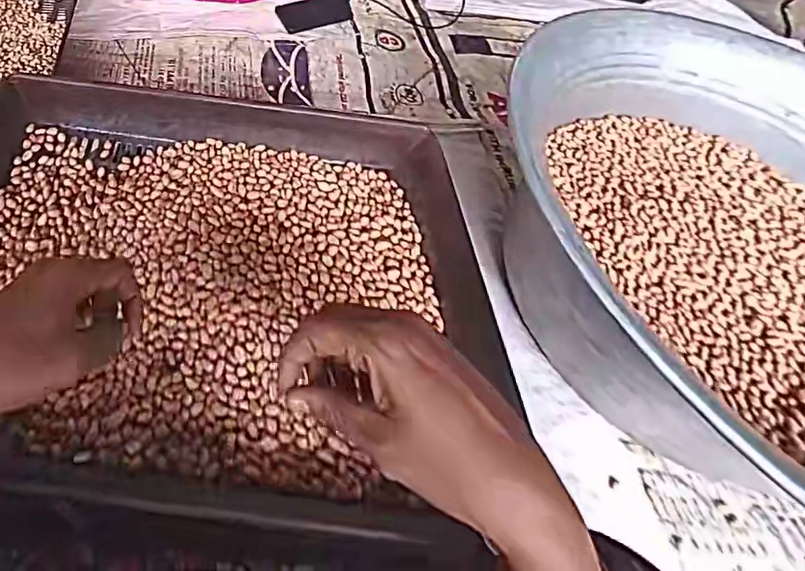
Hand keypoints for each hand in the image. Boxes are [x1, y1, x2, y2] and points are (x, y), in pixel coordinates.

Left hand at [0, 257, 141, 432]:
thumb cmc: (18, 364)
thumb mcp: (77, 357)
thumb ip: (110, 339)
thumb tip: (120, 330)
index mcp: (68, 273)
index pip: (120, 270)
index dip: (134, 301)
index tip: (132, 334)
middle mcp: (50, 268)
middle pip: (100, 275)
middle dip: (113, 307)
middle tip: (111, 342)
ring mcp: (31, 281)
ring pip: (78, 287)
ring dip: (93, 313)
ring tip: (87, 348)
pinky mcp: (17, 298)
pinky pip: (57, 297)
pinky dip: (70, 316)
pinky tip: (61, 347)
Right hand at [278, 306, 598, 570]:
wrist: (519, 486)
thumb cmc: (461, 468)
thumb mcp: (379, 441)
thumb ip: (330, 408)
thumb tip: (301, 395)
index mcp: (386, 343)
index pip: (317, 329)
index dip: (291, 356)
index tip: (285, 383)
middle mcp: (405, 327)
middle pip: (334, 318)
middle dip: (312, 350)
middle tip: (303, 388)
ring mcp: (424, 334)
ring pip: (359, 323)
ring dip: (337, 351)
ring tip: (335, 396)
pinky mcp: (437, 346)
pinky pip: (386, 334)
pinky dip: (364, 353)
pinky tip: (366, 391)